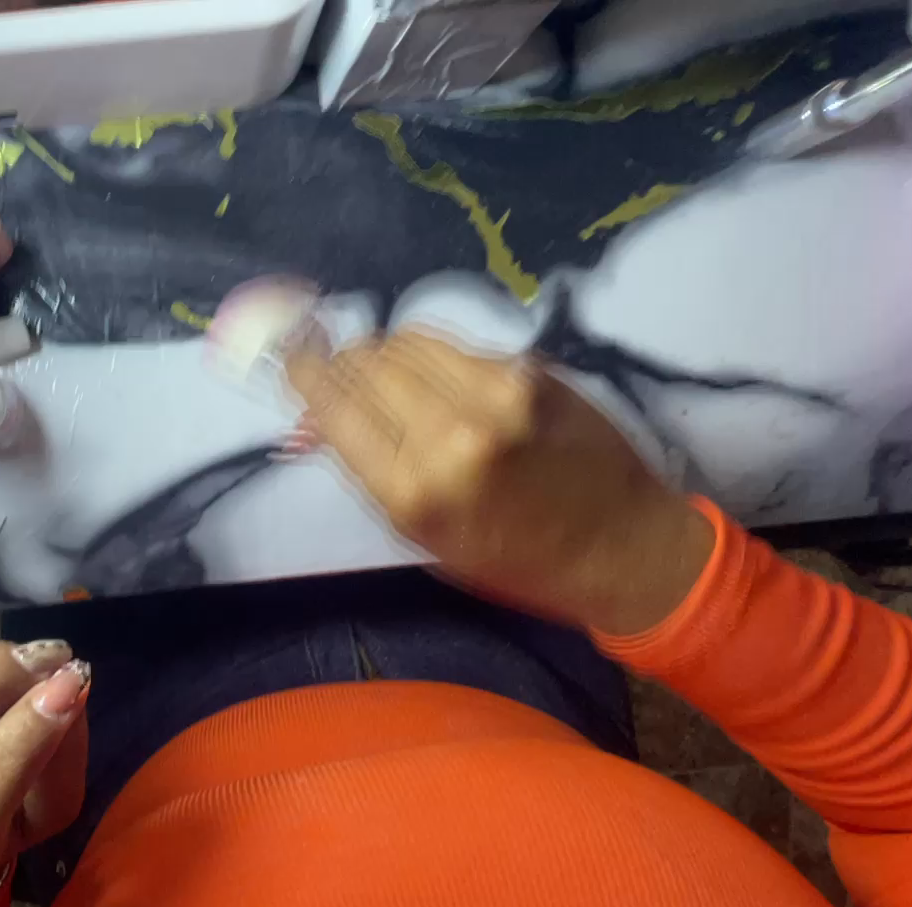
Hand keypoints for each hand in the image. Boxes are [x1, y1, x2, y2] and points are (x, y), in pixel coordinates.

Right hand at [285, 330, 713, 634]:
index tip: (290, 357)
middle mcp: (452, 433)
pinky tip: (439, 380)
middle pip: (367, 362)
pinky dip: (431, 357)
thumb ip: (366, 469)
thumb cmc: (507, 560)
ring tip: (386, 376)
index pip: (338, 407)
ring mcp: (499, 392)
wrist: (621, 546)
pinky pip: (455, 345)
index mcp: (414, 491)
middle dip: (341, 362)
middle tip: (337, 371)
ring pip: (407, 340)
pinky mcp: (532, 369)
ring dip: (383, 353)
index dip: (306, 374)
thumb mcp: (419, 533)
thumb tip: (312, 422)